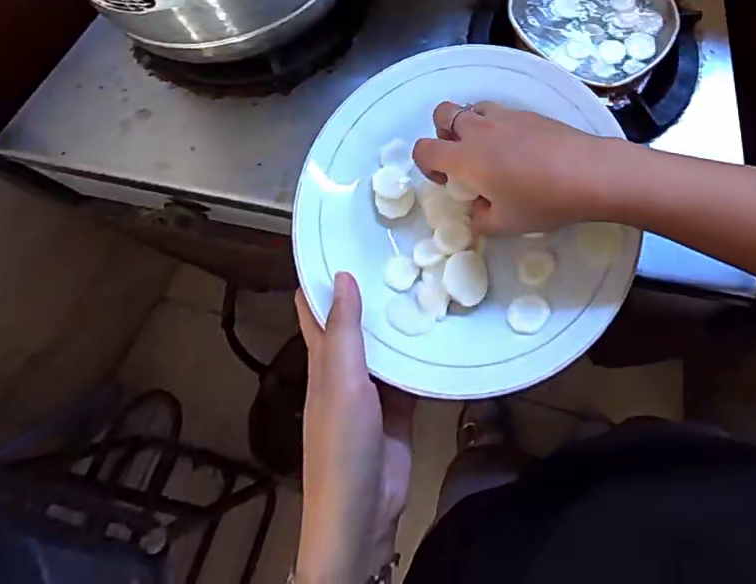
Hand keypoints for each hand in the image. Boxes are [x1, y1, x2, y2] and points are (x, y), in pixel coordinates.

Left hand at [294, 273, 414, 583]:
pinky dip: (423, 356)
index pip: (314, 309)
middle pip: (356, 322)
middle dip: (371, 292)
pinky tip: (441, 332)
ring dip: (400, 322)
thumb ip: (343, 331)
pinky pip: (411, 374)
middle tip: (399, 253)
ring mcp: (373, 389)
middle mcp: (346, 369)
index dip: (320, 278)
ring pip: (386, 346)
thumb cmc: (341, 442)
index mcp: (323, 359)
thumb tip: (341, 275)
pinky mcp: (399, 409)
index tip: (340, 242)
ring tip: (426, 281)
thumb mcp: (341, 380)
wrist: (363, 512)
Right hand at [412, 100, 622, 235]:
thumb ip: (482, 219)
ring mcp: (505, 116)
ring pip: (473, 107)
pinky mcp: (529, 113)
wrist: (590, 172)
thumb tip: (479, 210)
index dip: (426, 164)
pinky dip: (500, 126)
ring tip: (492, 150)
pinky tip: (522, 149)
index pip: (424, 148)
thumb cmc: (542, 201)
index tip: (447, 182)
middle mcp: (479, 129)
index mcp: (464, 157)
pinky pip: (502, 112)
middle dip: (444, 132)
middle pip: (443, 113)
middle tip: (463, 158)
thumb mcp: (506, 224)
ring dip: (472, 125)